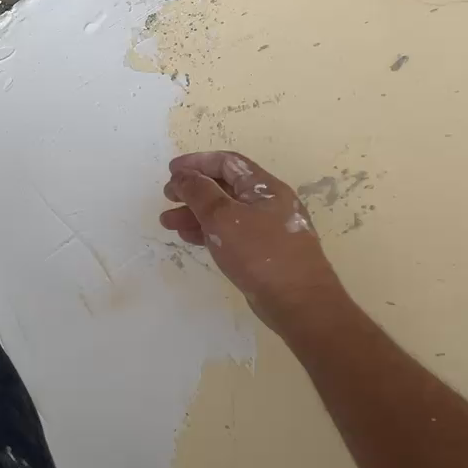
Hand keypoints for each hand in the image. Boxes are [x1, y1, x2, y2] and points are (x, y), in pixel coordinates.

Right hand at [161, 151, 351, 336]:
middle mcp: (268, 204)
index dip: (196, 162)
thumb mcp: (222, 216)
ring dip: (194, 213)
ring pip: (223, 211)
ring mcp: (267, 228)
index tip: (171, 171)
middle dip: (191, 190)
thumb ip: (198, 191)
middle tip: (167, 198)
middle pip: (223, 186)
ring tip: (169, 223)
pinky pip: (229, 231)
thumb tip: (183, 176)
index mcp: (265, 188)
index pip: (227, 163)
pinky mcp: (263, 250)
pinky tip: (189, 238)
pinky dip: (206, 230)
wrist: (300, 305)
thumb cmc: (260, 253)